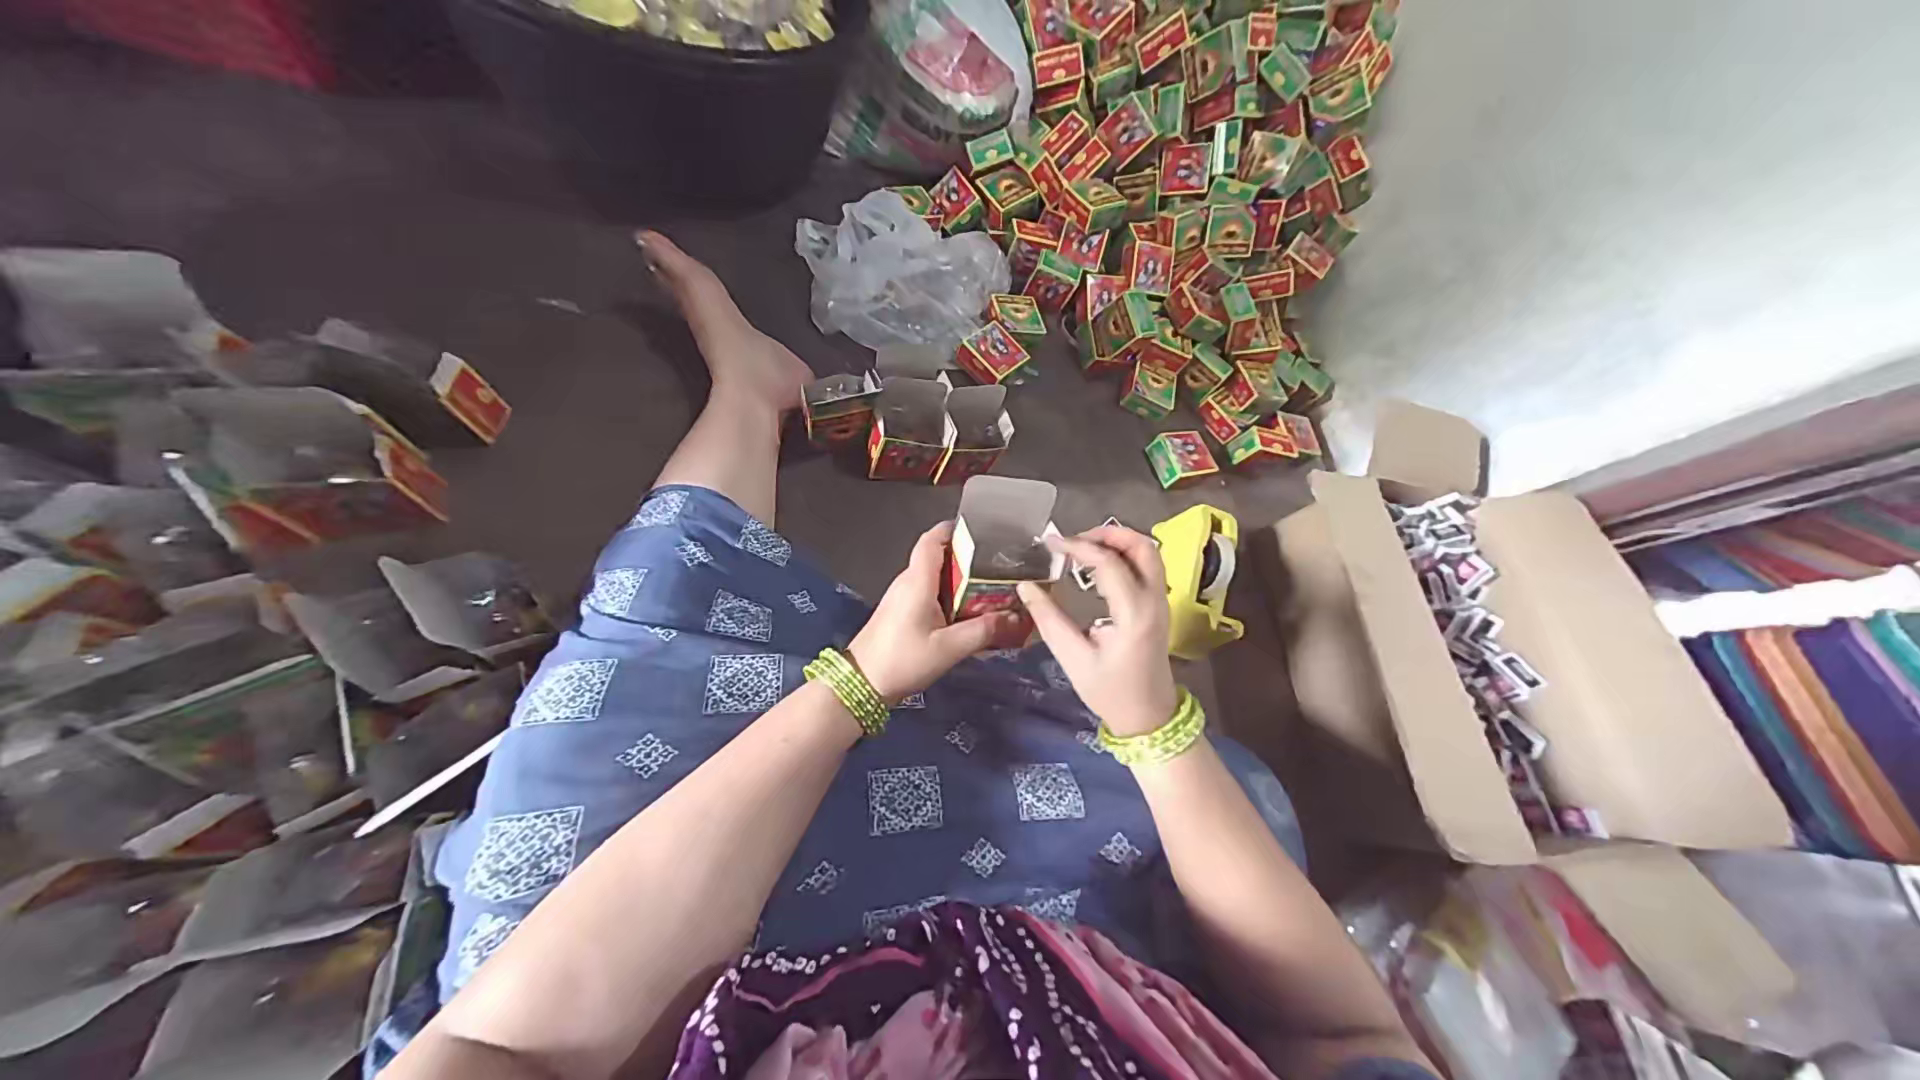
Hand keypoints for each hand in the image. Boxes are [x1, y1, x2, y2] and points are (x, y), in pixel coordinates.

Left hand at [848, 521, 1018, 702]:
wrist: (861, 684)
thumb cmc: (903, 659)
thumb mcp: (949, 648)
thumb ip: (984, 630)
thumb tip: (1017, 618)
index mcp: (918, 580)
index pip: (933, 539)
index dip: (954, 529)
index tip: (982, 533)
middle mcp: (908, 581)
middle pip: (938, 556)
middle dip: (967, 559)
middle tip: (998, 568)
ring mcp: (901, 596)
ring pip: (934, 577)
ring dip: (959, 580)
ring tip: (990, 589)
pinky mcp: (900, 612)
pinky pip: (928, 593)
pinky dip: (948, 596)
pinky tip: (967, 612)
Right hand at [1018, 525, 1179, 735]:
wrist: (1149, 717)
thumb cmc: (1110, 691)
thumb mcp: (1073, 658)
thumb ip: (1049, 619)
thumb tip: (1026, 586)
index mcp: (1133, 614)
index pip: (1109, 563)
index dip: (1078, 546)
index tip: (1050, 543)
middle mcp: (1154, 601)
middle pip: (1142, 546)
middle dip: (1108, 534)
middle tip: (1074, 539)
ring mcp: (1161, 602)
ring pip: (1149, 553)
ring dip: (1119, 542)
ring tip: (1084, 548)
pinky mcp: (1159, 605)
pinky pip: (1148, 567)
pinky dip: (1125, 555)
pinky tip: (1098, 566)